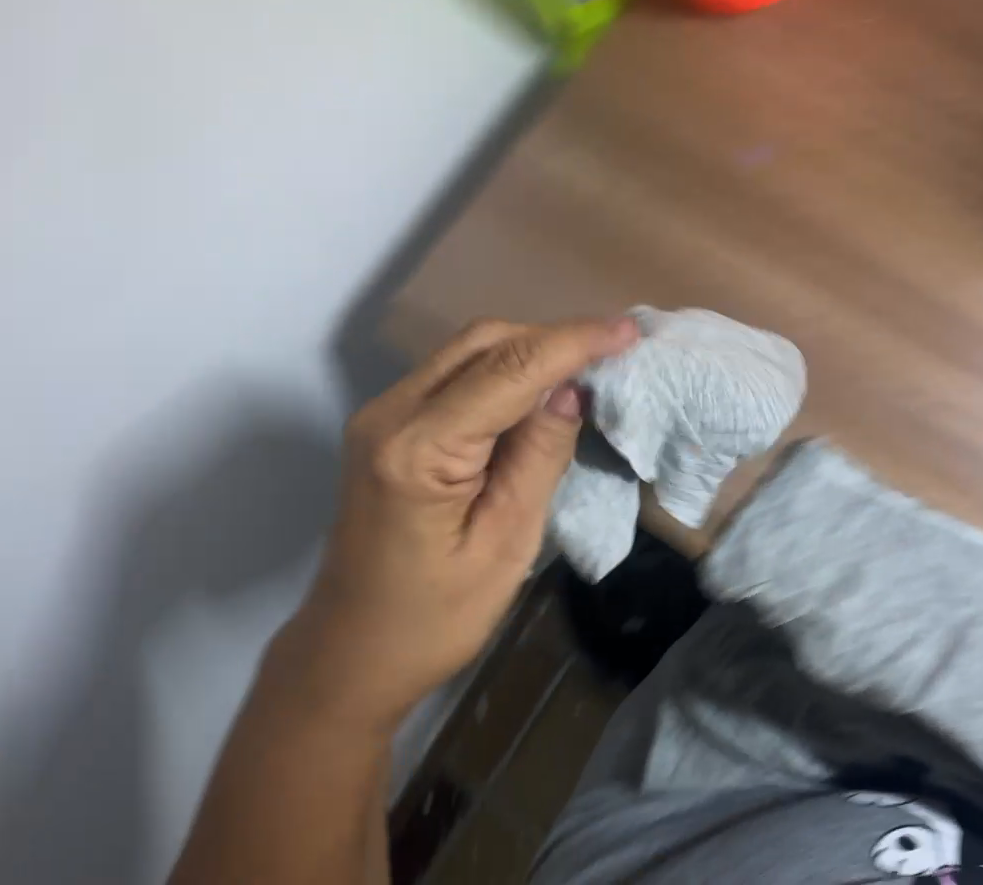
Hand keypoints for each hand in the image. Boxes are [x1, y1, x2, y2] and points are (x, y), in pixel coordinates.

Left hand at [263, 317, 638, 733]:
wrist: (351, 653)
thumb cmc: (436, 617)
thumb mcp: (507, 542)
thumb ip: (539, 456)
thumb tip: (573, 388)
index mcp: (419, 450)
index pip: (510, 369)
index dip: (574, 343)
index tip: (631, 330)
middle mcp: (390, 414)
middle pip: (484, 341)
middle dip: (554, 338)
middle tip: (615, 352)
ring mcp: (383, 415)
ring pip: (469, 349)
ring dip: (532, 349)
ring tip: (590, 366)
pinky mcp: (389, 426)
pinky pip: (457, 373)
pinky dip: (507, 368)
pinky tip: (542, 390)